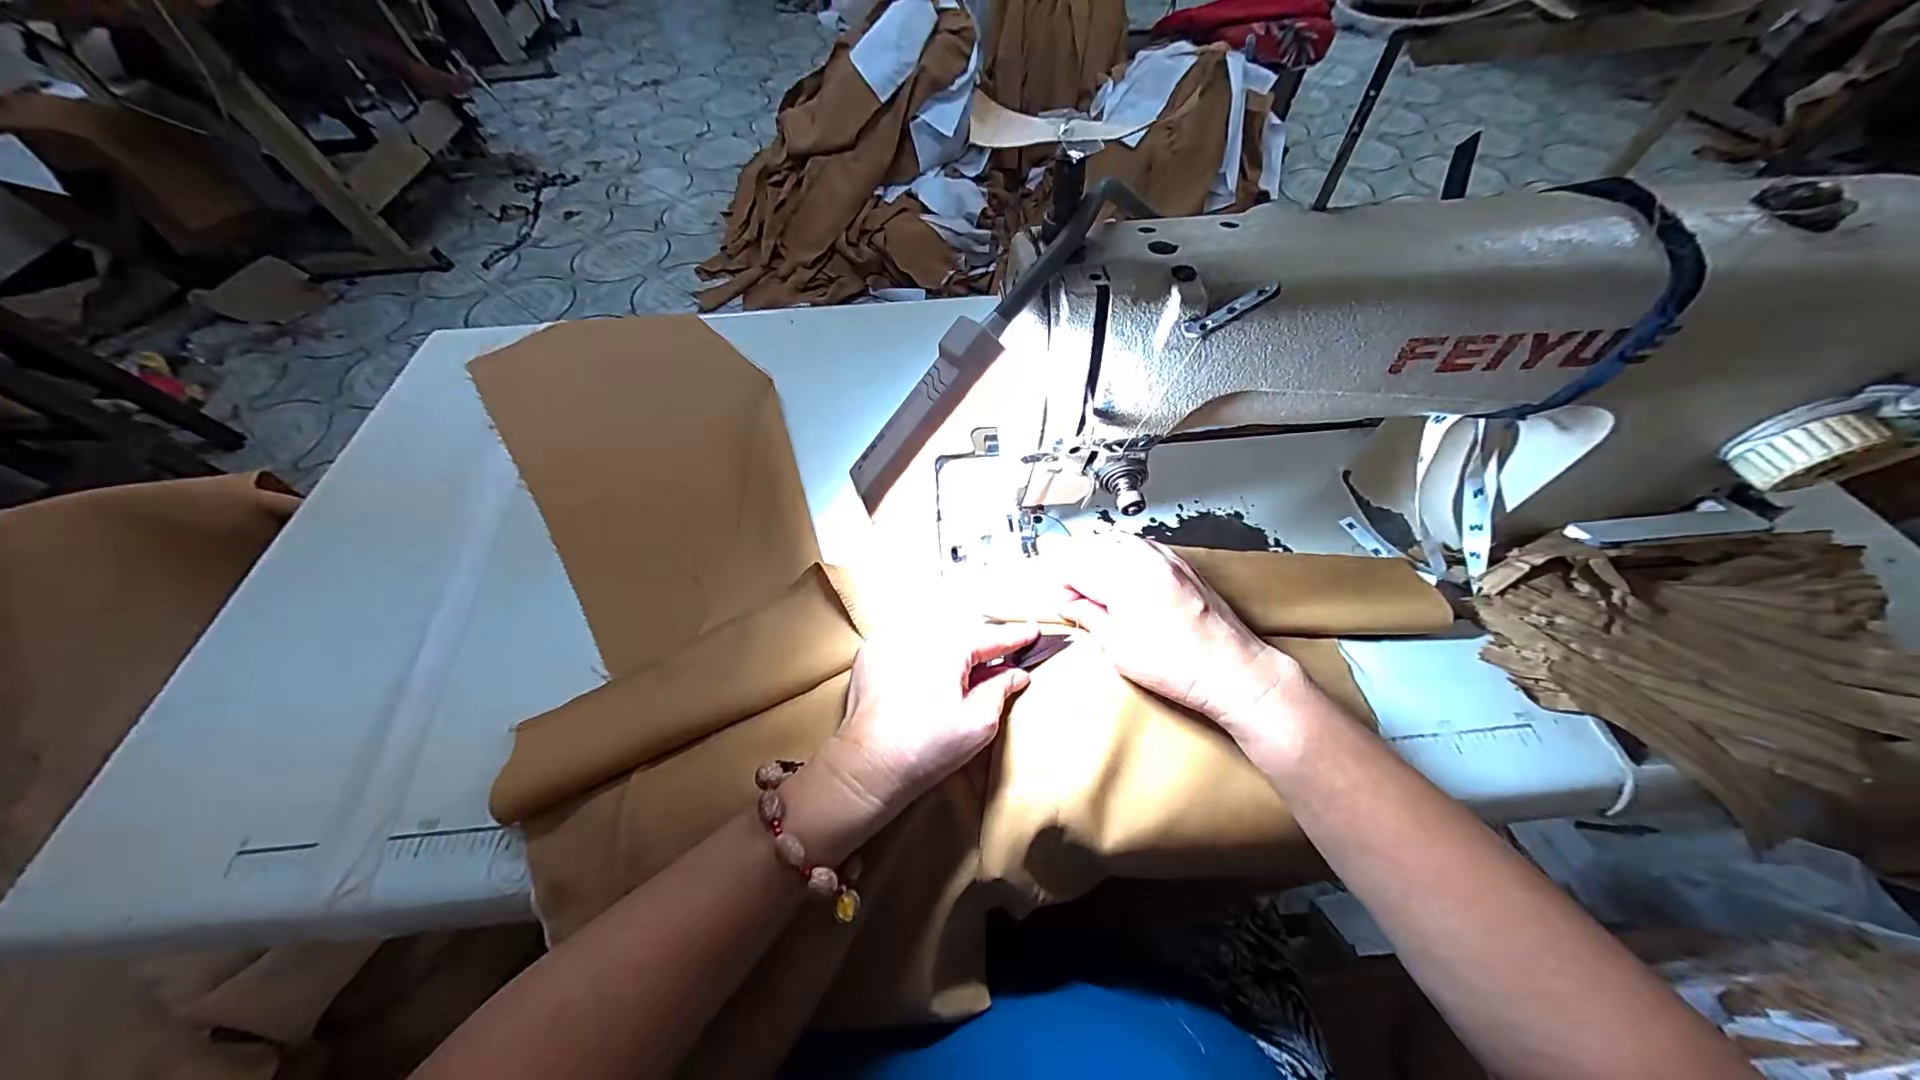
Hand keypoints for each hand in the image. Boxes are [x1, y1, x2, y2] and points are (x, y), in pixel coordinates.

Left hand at [830, 621, 1039, 810]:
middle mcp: (917, 633)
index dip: (1016, 636)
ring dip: (952, 651)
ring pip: (935, 636)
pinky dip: (924, 654)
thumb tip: (1015, 674)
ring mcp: (890, 641)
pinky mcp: (871, 654)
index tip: (1033, 632)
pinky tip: (929, 677)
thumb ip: (1001, 689)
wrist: (868, 766)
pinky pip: (909, 644)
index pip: (991, 636)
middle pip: (962, 633)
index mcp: (948, 645)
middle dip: (982, 647)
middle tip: (1002, 662)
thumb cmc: (925, 748)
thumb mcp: (979, 722)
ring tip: (965, 675)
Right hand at [1052, 535, 1303, 733]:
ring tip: (1098, 594)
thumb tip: (1069, 603)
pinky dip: (1121, 559)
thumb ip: (1087, 616)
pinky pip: (1137, 547)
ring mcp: (1164, 556)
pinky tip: (1122, 585)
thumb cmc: (1183, 666)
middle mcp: (1144, 557)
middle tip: (1074, 599)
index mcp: (1123, 576)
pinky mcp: (1179, 563)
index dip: (1060, 584)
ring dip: (1097, 561)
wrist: (1233, 671)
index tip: (1062, 603)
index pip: (1072, 563)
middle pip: (1090, 545)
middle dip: (1075, 568)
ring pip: (1113, 541)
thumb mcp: (1116, 648)